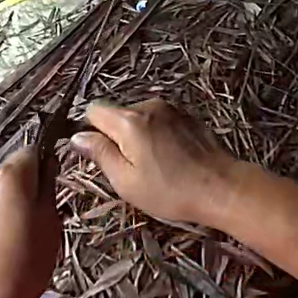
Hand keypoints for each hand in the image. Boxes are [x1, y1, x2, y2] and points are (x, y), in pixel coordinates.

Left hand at [0, 146, 59, 297]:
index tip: (56, 182)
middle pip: (13, 172)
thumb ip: (50, 190)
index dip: (48, 164)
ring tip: (24, 243)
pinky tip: (3, 254)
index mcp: (9, 177)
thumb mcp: (51, 225)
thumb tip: (48, 170)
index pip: (33, 150)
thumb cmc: (18, 270)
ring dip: (11, 209)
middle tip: (44, 218)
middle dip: (29, 189)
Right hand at [69, 99, 253, 225]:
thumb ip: (100, 153)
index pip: (93, 110)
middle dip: (115, 136)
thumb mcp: (126, 181)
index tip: (99, 153)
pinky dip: (156, 135)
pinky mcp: (185, 115)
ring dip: (137, 136)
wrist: (220, 187)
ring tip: (152, 166)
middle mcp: (148, 106)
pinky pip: (158, 120)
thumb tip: (77, 137)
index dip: (90, 131)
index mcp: (129, 121)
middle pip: (116, 113)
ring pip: (138, 118)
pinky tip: (168, 158)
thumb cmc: (170, 191)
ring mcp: (169, 108)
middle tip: (129, 167)